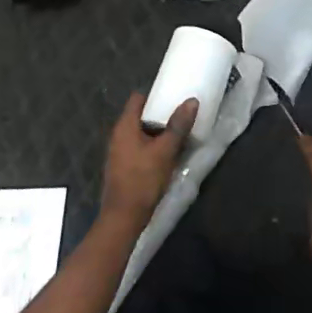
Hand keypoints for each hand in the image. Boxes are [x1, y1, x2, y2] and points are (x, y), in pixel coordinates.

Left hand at [101, 93, 196, 230]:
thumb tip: (191, 101)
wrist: (123, 218)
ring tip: (180, 132)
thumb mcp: (165, 151)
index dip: (155, 94)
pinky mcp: (124, 166)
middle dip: (161, 114)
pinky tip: (170, 153)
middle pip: (141, 115)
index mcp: (125, 126)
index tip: (173, 95)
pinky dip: (153, 146)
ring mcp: (120, 152)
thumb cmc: (143, 180)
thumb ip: (178, 126)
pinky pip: (140, 147)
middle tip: (182, 114)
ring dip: (159, 132)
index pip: (138, 99)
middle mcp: (119, 135)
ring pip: (142, 133)